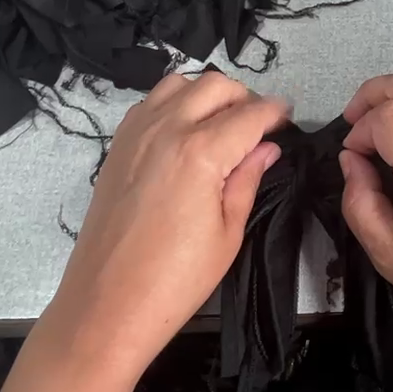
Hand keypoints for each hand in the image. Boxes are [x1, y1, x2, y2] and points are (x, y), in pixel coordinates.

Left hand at [50, 71, 288, 374]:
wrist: (104, 308)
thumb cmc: (175, 281)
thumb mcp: (228, 233)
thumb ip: (248, 179)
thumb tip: (267, 148)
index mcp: (202, 152)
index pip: (251, 114)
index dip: (276, 113)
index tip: (287, 118)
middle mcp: (168, 129)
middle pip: (217, 86)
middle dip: (245, 98)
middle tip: (258, 126)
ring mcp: (137, 133)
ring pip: (181, 83)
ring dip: (207, 94)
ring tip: (220, 123)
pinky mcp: (117, 145)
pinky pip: (150, 102)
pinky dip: (174, 103)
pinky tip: (183, 132)